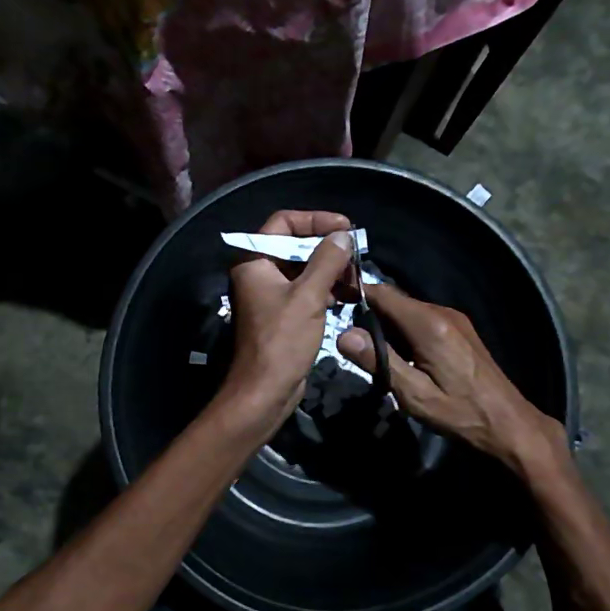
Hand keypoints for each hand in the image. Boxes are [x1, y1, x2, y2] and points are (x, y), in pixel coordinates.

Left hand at [221, 210, 356, 430]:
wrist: (264, 390)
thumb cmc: (281, 340)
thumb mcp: (309, 296)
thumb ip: (327, 261)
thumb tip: (343, 235)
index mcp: (254, 260)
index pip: (283, 222)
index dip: (315, 220)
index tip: (345, 227)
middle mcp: (257, 272)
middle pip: (295, 245)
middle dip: (327, 249)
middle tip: (356, 257)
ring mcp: (269, 294)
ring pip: (303, 269)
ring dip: (330, 270)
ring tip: (356, 280)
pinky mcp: (280, 314)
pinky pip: (305, 290)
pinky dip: (325, 289)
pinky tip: (347, 297)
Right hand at [338, 284, 568, 466]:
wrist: (510, 424)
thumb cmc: (460, 412)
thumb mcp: (413, 393)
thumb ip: (378, 361)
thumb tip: (344, 334)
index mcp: (428, 324)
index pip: (383, 293)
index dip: (357, 293)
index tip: (333, 301)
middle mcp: (442, 313)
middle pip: (395, 300)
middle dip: (369, 313)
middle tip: (345, 334)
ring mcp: (454, 320)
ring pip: (408, 310)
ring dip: (386, 325)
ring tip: (366, 349)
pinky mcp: (460, 331)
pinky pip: (422, 320)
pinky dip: (403, 331)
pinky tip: (396, 355)